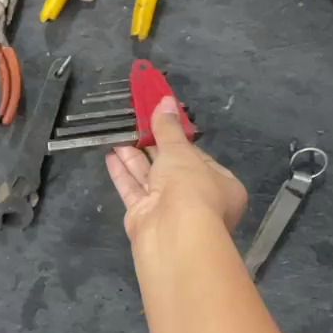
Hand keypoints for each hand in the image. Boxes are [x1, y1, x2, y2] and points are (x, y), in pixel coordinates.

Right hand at [105, 96, 246, 243]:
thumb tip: (165, 101)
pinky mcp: (144, 217)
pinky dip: (123, 174)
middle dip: (152, 148)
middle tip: (136, 127)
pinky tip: (111, 156)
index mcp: (221, 184)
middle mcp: (196, 198)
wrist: (173, 231)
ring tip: (119, 137)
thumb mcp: (181, 151)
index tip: (161, 124)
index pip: (197, 157)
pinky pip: (133, 191)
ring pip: (150, 179)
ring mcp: (169, 209)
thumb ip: (168, 128)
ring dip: (134, 158)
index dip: (178, 140)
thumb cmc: (191, 187)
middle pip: (171, 168)